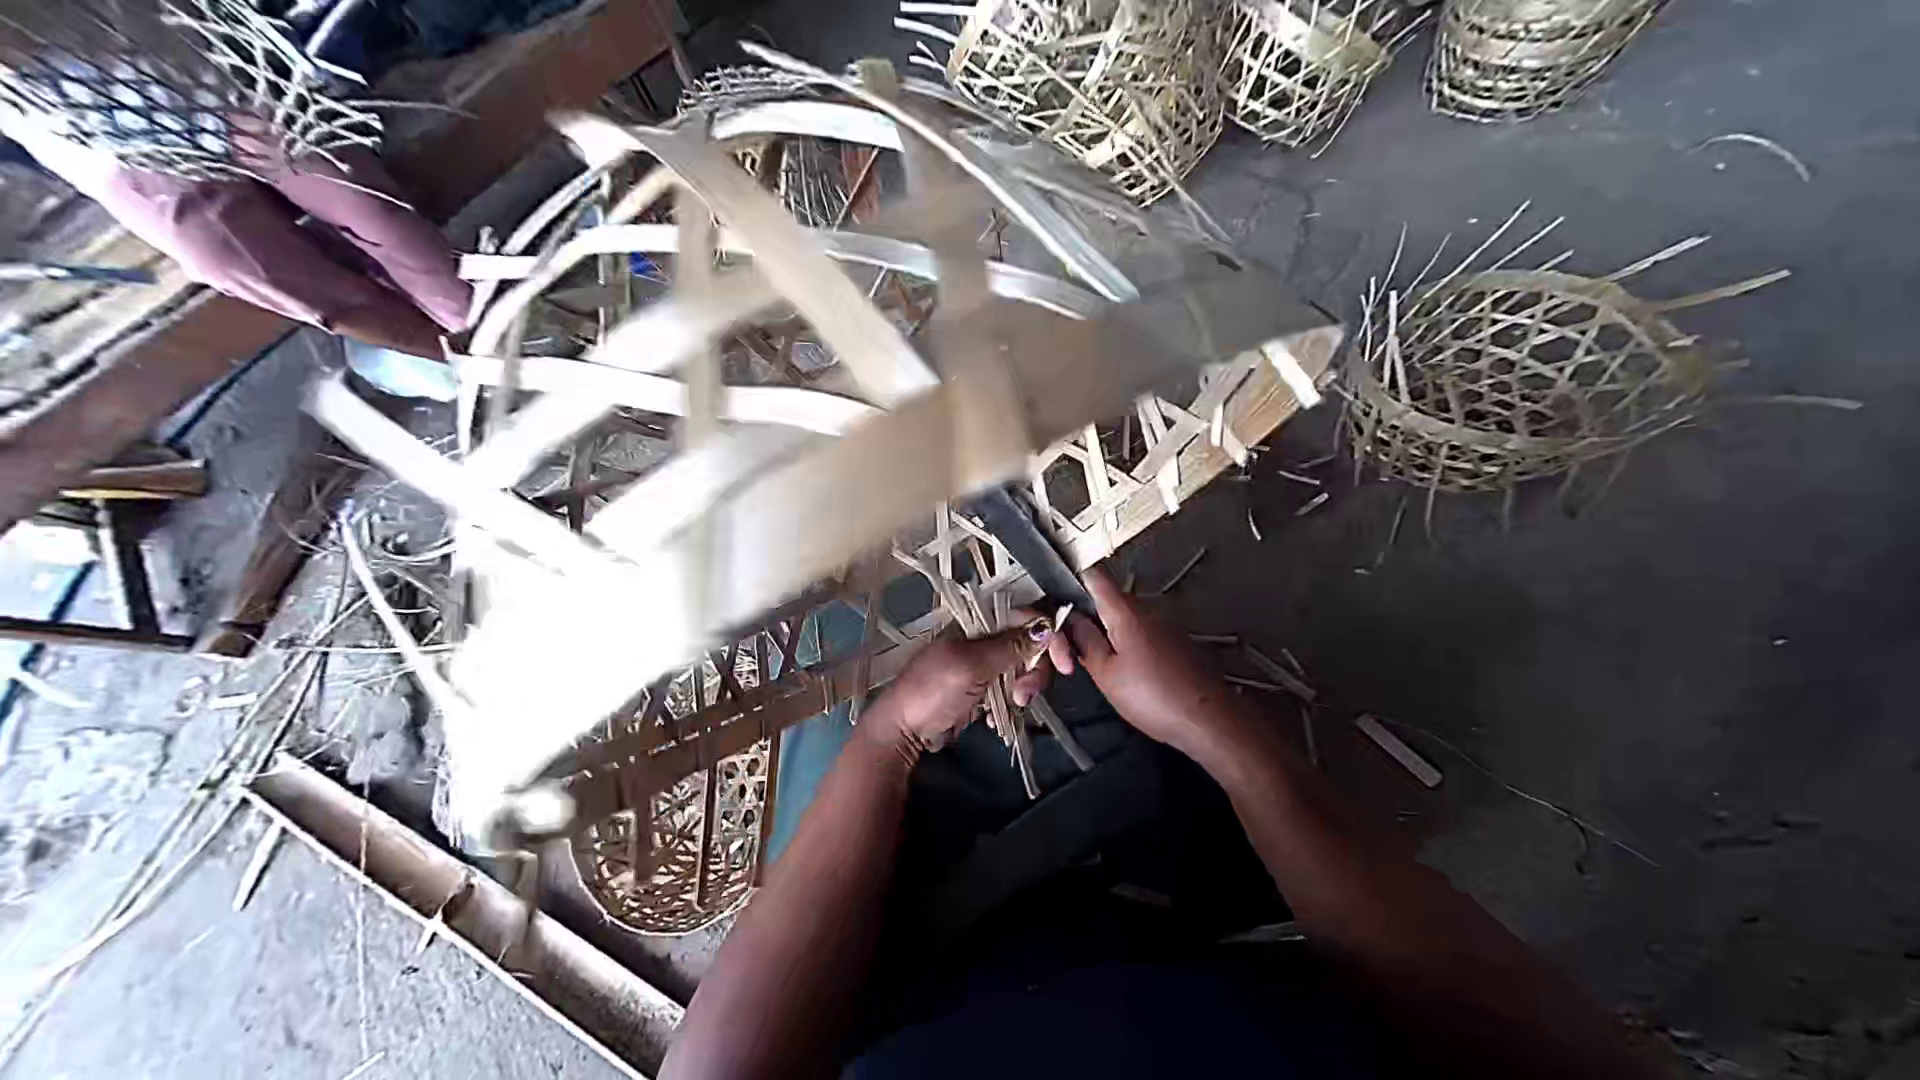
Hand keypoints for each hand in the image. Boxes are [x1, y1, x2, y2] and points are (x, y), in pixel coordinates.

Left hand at [862, 626, 1052, 762]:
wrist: (903, 730)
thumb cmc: (932, 691)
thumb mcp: (973, 666)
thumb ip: (1011, 646)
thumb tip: (1048, 624)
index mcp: (977, 623)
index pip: (1027, 616)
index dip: (1051, 635)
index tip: (1065, 664)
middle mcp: (983, 638)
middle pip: (1030, 644)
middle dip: (1036, 670)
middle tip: (1024, 695)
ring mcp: (982, 664)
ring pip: (1023, 668)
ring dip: (1024, 688)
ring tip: (1010, 706)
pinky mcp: (981, 689)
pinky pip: (1010, 688)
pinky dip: (1010, 702)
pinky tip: (994, 717)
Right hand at [1042, 567, 1249, 762]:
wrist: (1208, 720)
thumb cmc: (1157, 698)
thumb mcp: (1106, 673)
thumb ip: (1085, 642)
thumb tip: (1072, 620)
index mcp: (1125, 612)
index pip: (1093, 578)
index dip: (1071, 585)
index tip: (1058, 606)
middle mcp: (1146, 611)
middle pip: (1106, 601)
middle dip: (1084, 622)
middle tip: (1072, 655)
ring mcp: (1163, 626)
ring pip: (1122, 620)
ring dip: (1105, 637)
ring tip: (1097, 669)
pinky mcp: (1174, 644)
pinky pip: (1140, 634)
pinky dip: (1125, 648)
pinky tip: (1124, 675)